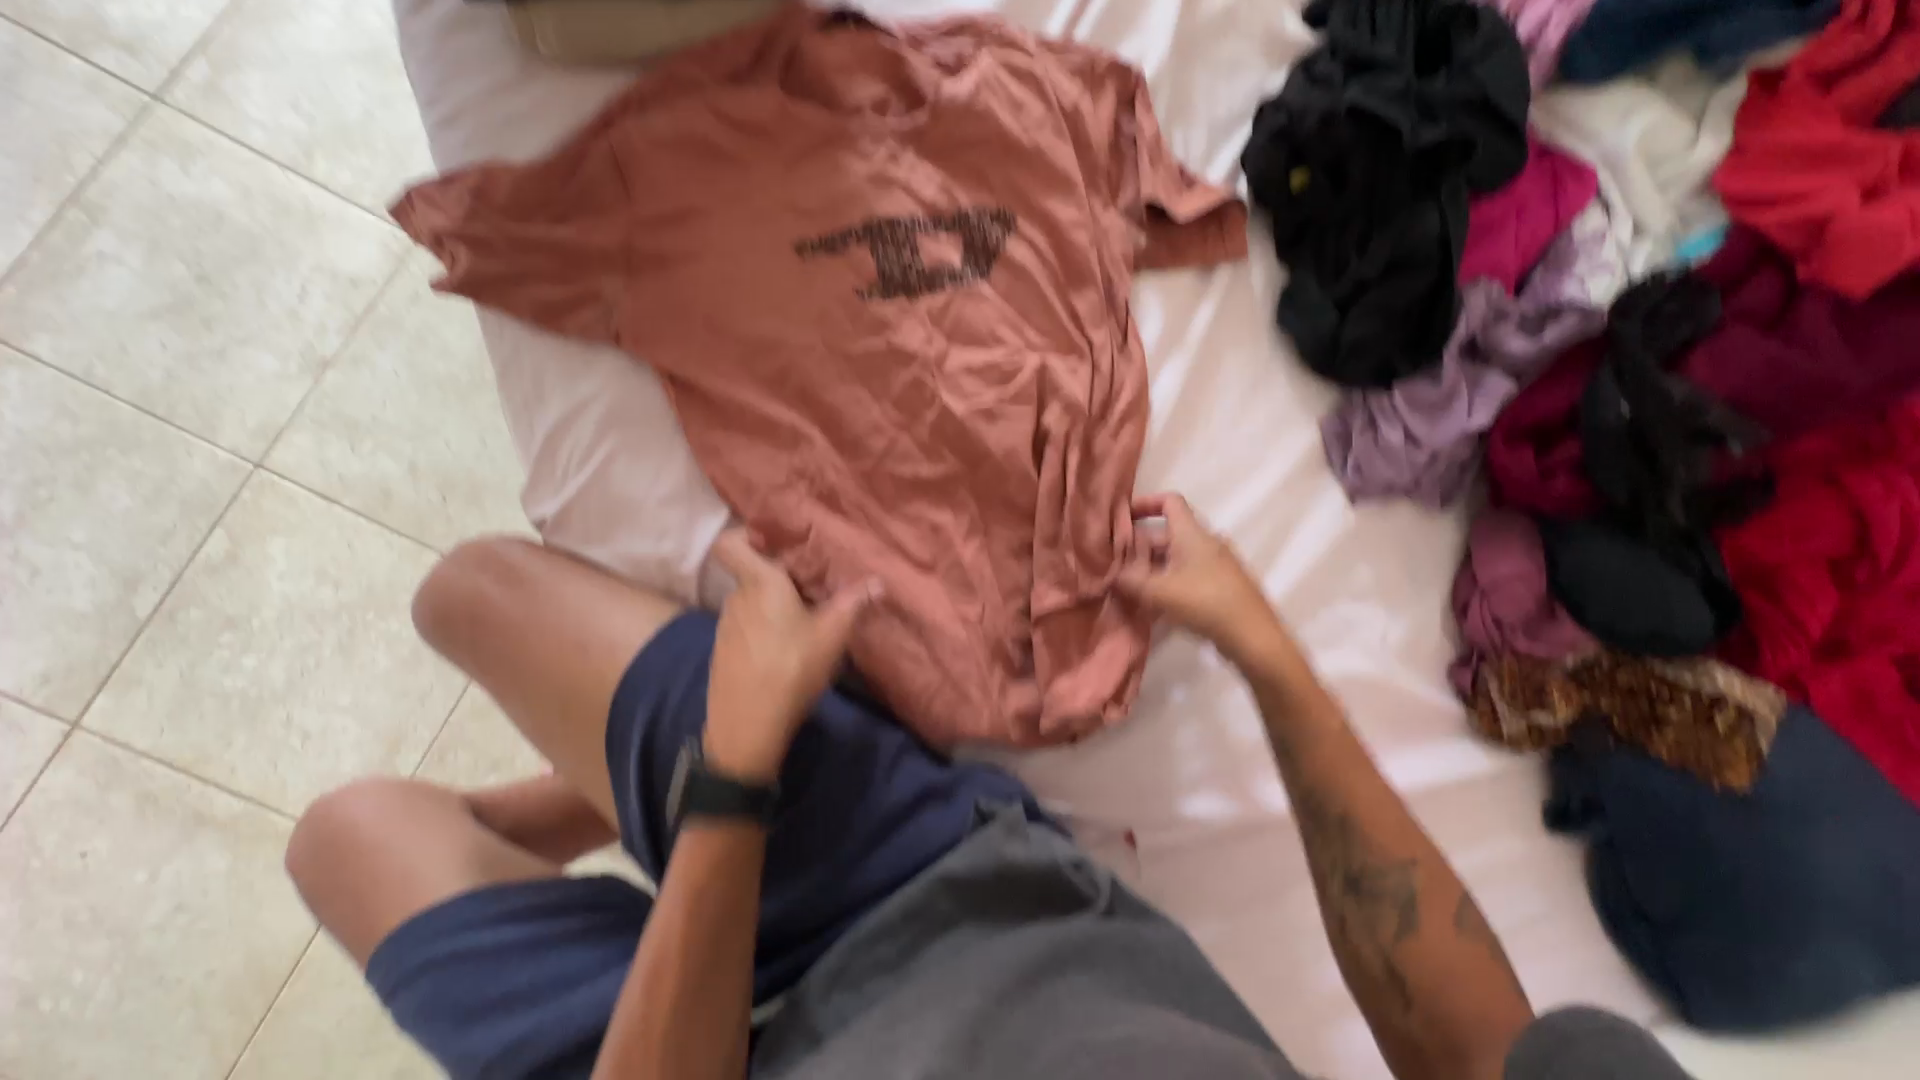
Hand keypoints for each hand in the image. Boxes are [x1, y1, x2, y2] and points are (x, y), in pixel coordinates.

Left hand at [704, 529, 881, 783]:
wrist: (746, 727)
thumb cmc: (792, 669)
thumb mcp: (833, 636)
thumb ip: (854, 604)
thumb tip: (878, 581)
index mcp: (760, 583)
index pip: (731, 543)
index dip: (748, 536)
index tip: (779, 544)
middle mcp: (737, 598)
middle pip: (753, 573)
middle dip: (781, 577)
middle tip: (814, 588)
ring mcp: (726, 626)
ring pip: (751, 602)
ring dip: (773, 606)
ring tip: (803, 622)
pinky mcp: (723, 652)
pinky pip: (745, 626)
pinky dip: (763, 630)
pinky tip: (785, 651)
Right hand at [1115, 494, 1280, 664]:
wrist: (1253, 637)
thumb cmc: (1206, 603)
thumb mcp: (1160, 591)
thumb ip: (1129, 580)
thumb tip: (1109, 574)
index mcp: (1192, 534)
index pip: (1170, 502)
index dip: (1145, 504)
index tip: (1123, 518)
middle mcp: (1205, 543)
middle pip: (1166, 535)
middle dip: (1139, 548)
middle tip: (1115, 566)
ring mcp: (1214, 566)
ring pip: (1174, 559)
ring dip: (1150, 570)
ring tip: (1128, 589)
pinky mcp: (1219, 587)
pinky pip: (1186, 577)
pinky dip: (1166, 584)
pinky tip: (1152, 607)